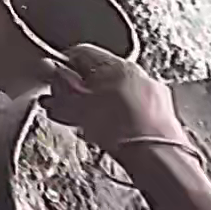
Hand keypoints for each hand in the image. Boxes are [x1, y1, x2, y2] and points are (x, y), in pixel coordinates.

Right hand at [37, 44, 188, 152]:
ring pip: (113, 91)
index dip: (60, 66)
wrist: (154, 157)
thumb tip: (48, 68)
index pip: (80, 52)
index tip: (51, 80)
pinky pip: (129, 107)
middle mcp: (138, 73)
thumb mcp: (71, 101)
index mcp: (116, 64)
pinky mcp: (162, 114)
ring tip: (79, 121)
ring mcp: (153, 94)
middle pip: (97, 74)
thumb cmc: (114, 127)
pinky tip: (102, 131)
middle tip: (61, 104)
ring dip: (94, 103)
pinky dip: (114, 115)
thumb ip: (57, 81)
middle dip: (76, 89)